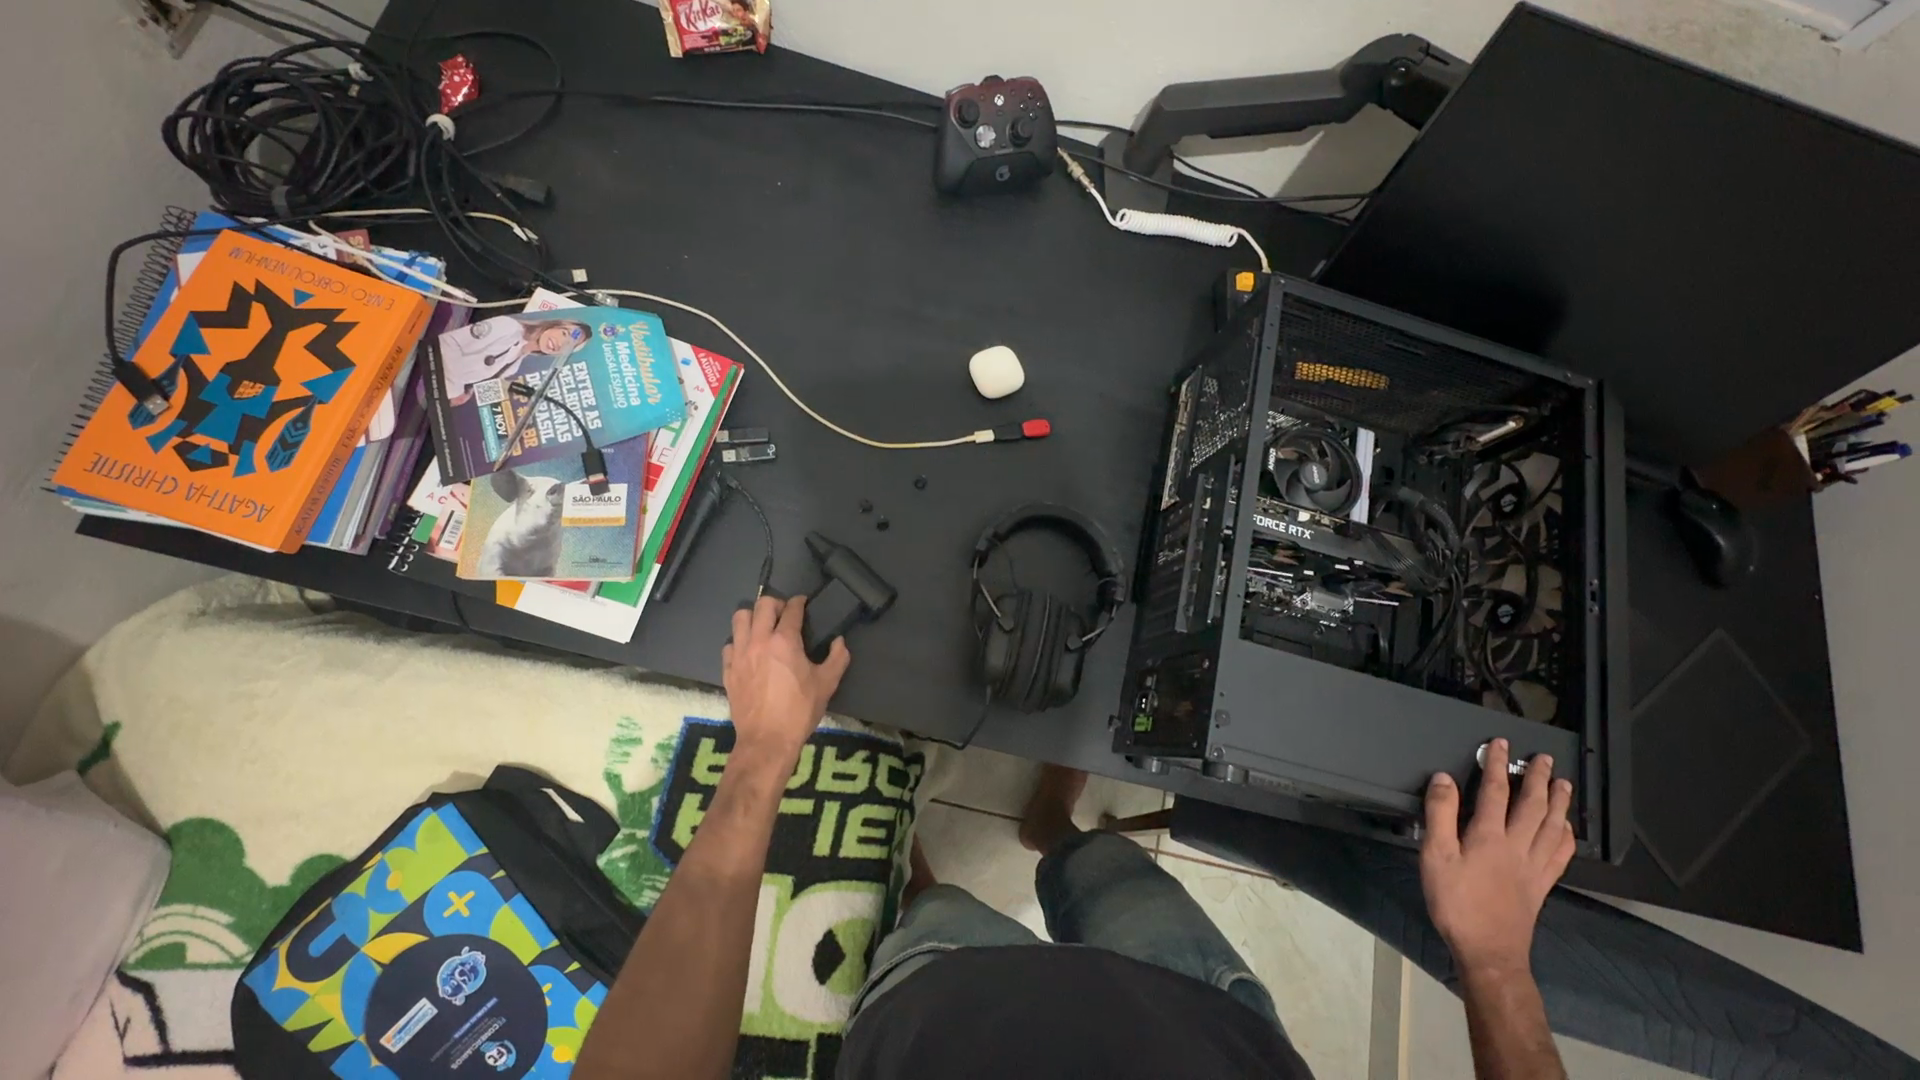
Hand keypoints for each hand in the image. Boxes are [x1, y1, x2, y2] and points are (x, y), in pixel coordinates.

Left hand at [722, 595, 850, 764]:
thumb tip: (840, 641)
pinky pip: (729, 644)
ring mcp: (740, 654)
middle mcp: (759, 640)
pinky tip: (749, 651)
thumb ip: (837, 658)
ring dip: (753, 617)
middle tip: (785, 614)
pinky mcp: (728, 670)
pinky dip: (739, 642)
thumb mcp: (827, 684)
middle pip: (762, 605)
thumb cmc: (800, 710)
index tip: (803, 603)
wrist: (767, 740)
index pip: (791, 609)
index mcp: (785, 641)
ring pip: (740, 619)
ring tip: (763, 627)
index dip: (799, 602)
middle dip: (775, 604)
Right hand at [1420, 739, 1574, 979]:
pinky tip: (1567, 829)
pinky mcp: (1542, 884)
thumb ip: (1439, 815)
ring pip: (1553, 826)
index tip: (1500, 744)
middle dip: (1538, 779)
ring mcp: (1534, 866)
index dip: (1497, 765)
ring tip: (1564, 784)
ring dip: (1559, 802)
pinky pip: (1560, 853)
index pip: (1495, 791)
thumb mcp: (1435, 856)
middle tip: (1544, 759)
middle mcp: (1517, 845)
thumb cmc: (1455, 902)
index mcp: (1489, 836)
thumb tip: (1445, 778)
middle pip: (1533, 805)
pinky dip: (1566, 836)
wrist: (1489, 951)